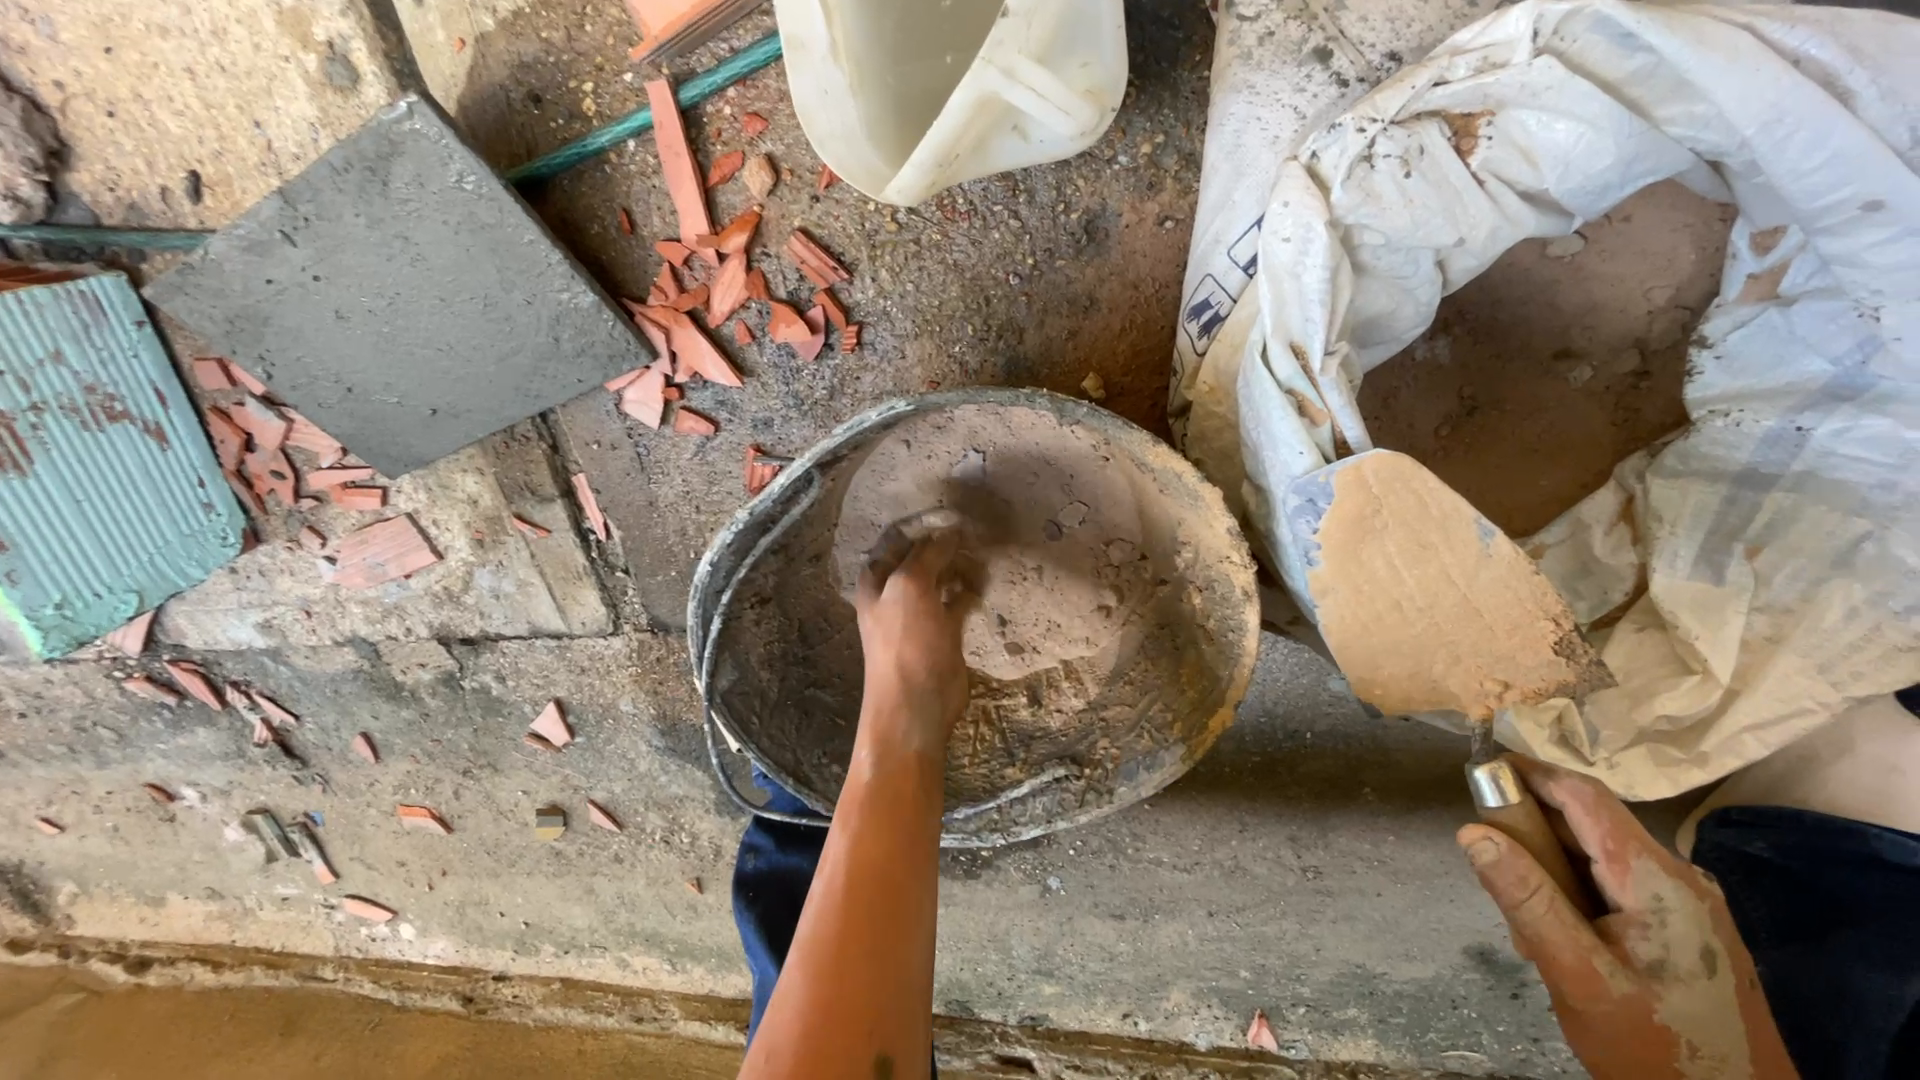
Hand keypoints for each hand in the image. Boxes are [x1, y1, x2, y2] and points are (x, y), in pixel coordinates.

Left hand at [854, 510, 971, 755]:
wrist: (916, 705)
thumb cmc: (905, 643)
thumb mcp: (910, 587)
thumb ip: (927, 555)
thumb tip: (949, 531)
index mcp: (877, 580)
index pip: (898, 540)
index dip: (923, 524)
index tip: (953, 512)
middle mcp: (895, 593)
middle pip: (921, 557)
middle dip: (945, 543)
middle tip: (976, 530)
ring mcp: (920, 613)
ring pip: (941, 577)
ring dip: (960, 565)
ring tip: (983, 552)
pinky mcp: (944, 632)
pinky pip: (957, 601)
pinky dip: (970, 590)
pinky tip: (984, 582)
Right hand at [1458, 757, 1798, 1079]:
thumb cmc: (1655, 1048)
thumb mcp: (1577, 977)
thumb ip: (1526, 900)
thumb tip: (1471, 831)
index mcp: (1656, 879)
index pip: (1584, 795)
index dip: (1530, 772)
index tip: (1480, 767)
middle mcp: (1681, 877)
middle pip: (1592, 823)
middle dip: (1534, 829)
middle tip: (1490, 861)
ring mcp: (1692, 904)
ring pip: (1602, 855)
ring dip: (1553, 865)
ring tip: (1525, 919)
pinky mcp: (1692, 929)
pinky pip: (1621, 885)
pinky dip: (1579, 889)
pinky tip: (1564, 935)